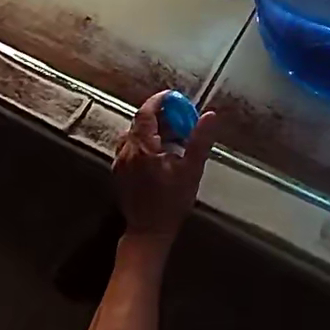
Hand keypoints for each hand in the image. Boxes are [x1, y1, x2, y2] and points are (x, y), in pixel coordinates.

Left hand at [112, 90, 219, 241]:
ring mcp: (119, 162)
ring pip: (134, 135)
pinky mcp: (119, 172)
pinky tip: (160, 152)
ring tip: (172, 135)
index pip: (146, 114)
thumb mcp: (191, 170)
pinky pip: (130, 147)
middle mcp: (126, 152)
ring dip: (152, 129)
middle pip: (140, 123)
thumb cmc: (172, 202)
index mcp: (142, 148)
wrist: (149, 232)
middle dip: (160, 115)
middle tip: (180, 117)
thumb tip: (210, 115)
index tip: (174, 96)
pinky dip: (145, 142)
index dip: (159, 101)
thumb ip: (200, 140)